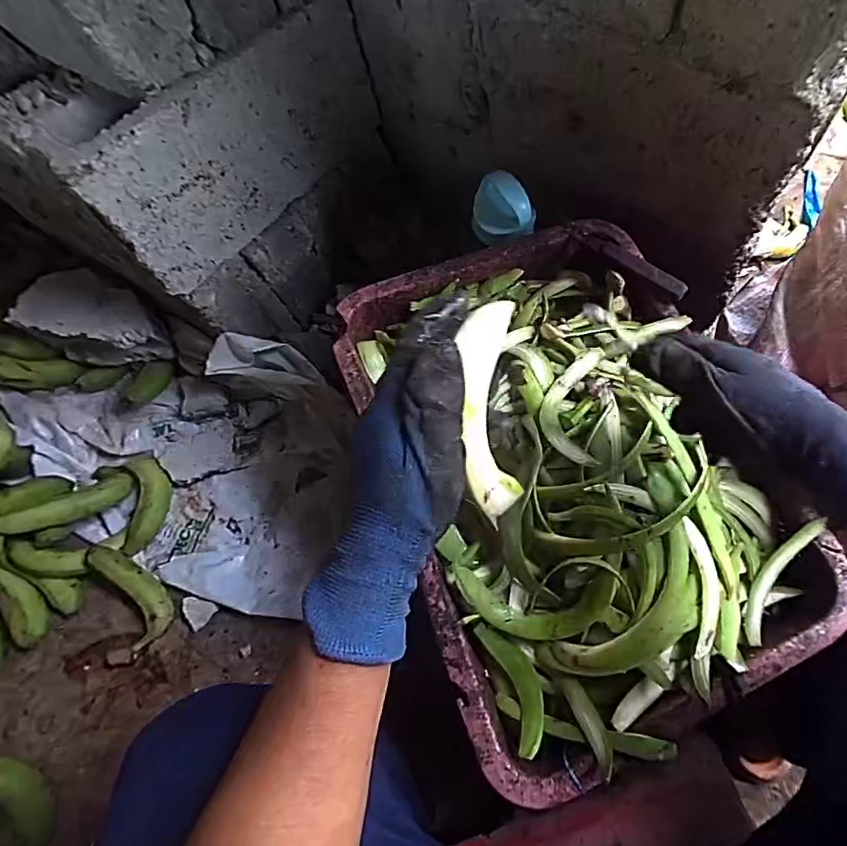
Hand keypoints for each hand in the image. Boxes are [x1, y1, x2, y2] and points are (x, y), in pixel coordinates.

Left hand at [303, 299, 468, 663]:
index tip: (466, 300)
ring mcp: (380, 422)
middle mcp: (381, 405)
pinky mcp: (385, 438)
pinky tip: (443, 381)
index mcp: (394, 403)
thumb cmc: (416, 501)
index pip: (418, 347)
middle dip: (436, 329)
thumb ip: (437, 399)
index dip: (442, 321)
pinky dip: (428, 374)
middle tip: (466, 313)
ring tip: (459, 338)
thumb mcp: (435, 451)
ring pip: (406, 373)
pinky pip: (408, 391)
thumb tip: (444, 347)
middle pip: (408, 355)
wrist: (382, 545)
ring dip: (431, 350)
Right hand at [634, 333, 846, 526]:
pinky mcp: (754, 431)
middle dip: (667, 393)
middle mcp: (736, 374)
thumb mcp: (718, 392)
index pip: (679, 343)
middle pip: (688, 376)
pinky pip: (717, 430)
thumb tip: (639, 347)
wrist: (825, 461)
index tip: (626, 368)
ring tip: (680, 436)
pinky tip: (706, 451)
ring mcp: (746, 402)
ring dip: (686, 420)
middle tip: (648, 409)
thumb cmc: (769, 421)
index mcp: (727, 357)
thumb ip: (680, 369)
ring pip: (700, 406)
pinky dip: (706, 439)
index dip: (652, 352)